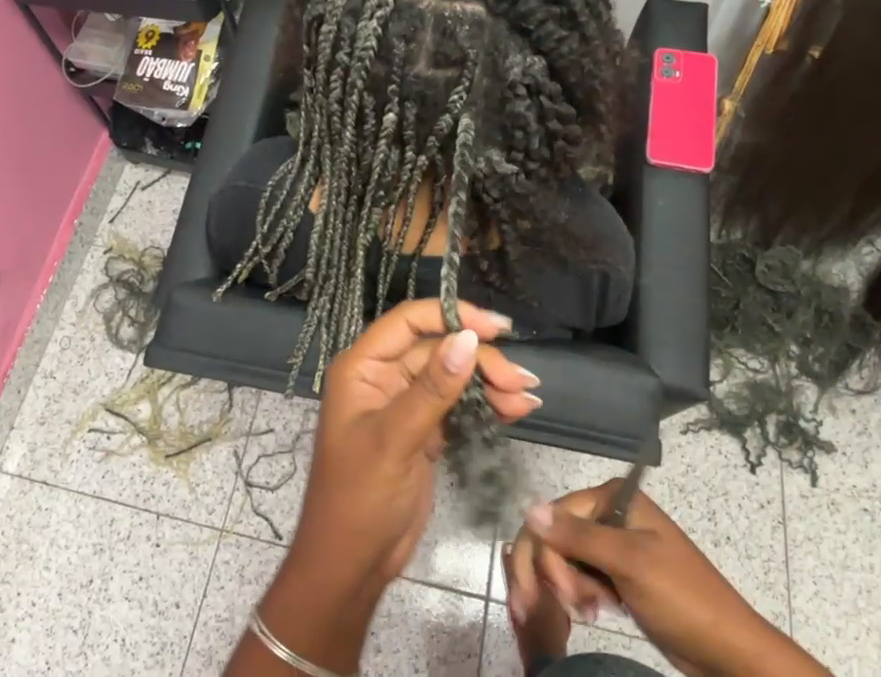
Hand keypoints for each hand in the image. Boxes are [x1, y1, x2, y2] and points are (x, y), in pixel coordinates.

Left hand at [291, 298, 540, 583]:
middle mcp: (382, 378)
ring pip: (453, 376)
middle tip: (520, 383)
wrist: (352, 564)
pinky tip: (516, 411)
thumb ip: (433, 388)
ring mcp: (405, 405)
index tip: (496, 328)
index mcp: (362, 368)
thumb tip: (468, 337)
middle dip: (481, 360)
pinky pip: (459, 405)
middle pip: (438, 349)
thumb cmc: (359, 498)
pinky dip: (487, 406)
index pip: (409, 322)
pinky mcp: (424, 432)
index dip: (452, 316)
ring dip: (490, 384)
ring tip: (528, 400)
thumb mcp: (395, 440)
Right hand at [507, 481, 829, 675]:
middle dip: (551, 574)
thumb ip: (578, 536)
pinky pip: (576, 575)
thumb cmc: (683, 600)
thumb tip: (529, 507)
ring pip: (560, 558)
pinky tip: (591, 612)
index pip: (553, 517)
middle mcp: (608, 513)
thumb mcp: (630, 564)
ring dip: (565, 588)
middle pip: (552, 536)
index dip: (547, 556)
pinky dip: (576, 595)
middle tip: (571, 609)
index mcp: (613, 499)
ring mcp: (612, 543)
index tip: (561, 597)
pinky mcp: (614, 573)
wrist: (726, 649)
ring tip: (589, 612)